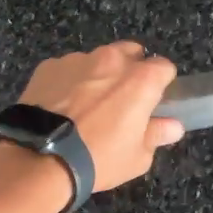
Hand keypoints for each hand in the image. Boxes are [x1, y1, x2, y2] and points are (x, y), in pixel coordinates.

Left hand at [19, 42, 184, 190]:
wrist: (40, 158)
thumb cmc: (98, 159)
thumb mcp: (137, 157)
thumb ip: (156, 135)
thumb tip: (172, 126)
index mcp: (140, 80)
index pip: (164, 67)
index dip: (162, 83)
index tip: (155, 100)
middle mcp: (111, 60)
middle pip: (131, 53)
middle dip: (132, 70)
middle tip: (123, 101)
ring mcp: (77, 60)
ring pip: (97, 60)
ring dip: (99, 75)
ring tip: (87, 106)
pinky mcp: (49, 66)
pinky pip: (68, 69)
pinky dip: (70, 82)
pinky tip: (62, 107)